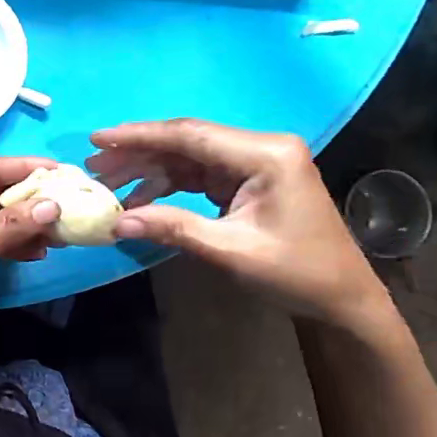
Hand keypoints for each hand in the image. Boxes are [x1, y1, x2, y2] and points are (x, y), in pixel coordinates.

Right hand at [88, 119, 389, 328]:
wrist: (342, 301)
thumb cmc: (297, 273)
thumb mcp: (231, 251)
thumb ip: (172, 228)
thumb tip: (116, 222)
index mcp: (266, 155)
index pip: (190, 135)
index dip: (139, 135)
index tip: (98, 139)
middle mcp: (260, 148)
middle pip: (184, 141)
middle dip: (137, 153)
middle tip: (93, 165)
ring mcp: (253, 163)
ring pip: (186, 157)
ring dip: (147, 168)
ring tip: (106, 180)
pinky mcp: (246, 180)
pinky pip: (195, 174)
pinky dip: (165, 185)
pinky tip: (138, 198)